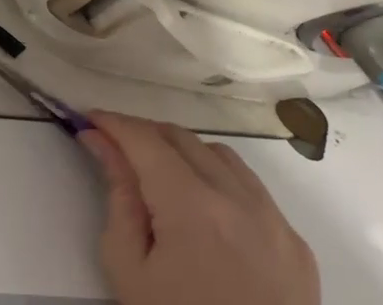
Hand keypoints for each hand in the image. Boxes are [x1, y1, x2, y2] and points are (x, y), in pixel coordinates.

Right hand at [80, 112, 319, 304]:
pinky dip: (218, 178)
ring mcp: (277, 224)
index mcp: (193, 207)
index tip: (85, 120)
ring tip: (155, 173)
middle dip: (141, 132)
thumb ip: (118, 195)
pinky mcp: (297, 246)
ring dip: (182, 151)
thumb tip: (100, 143)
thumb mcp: (128, 263)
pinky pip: (253, 190)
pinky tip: (199, 205)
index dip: (110, 122)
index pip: (144, 139)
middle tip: (110, 145)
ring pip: (222, 156)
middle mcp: (241, 203)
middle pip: (182, 138)